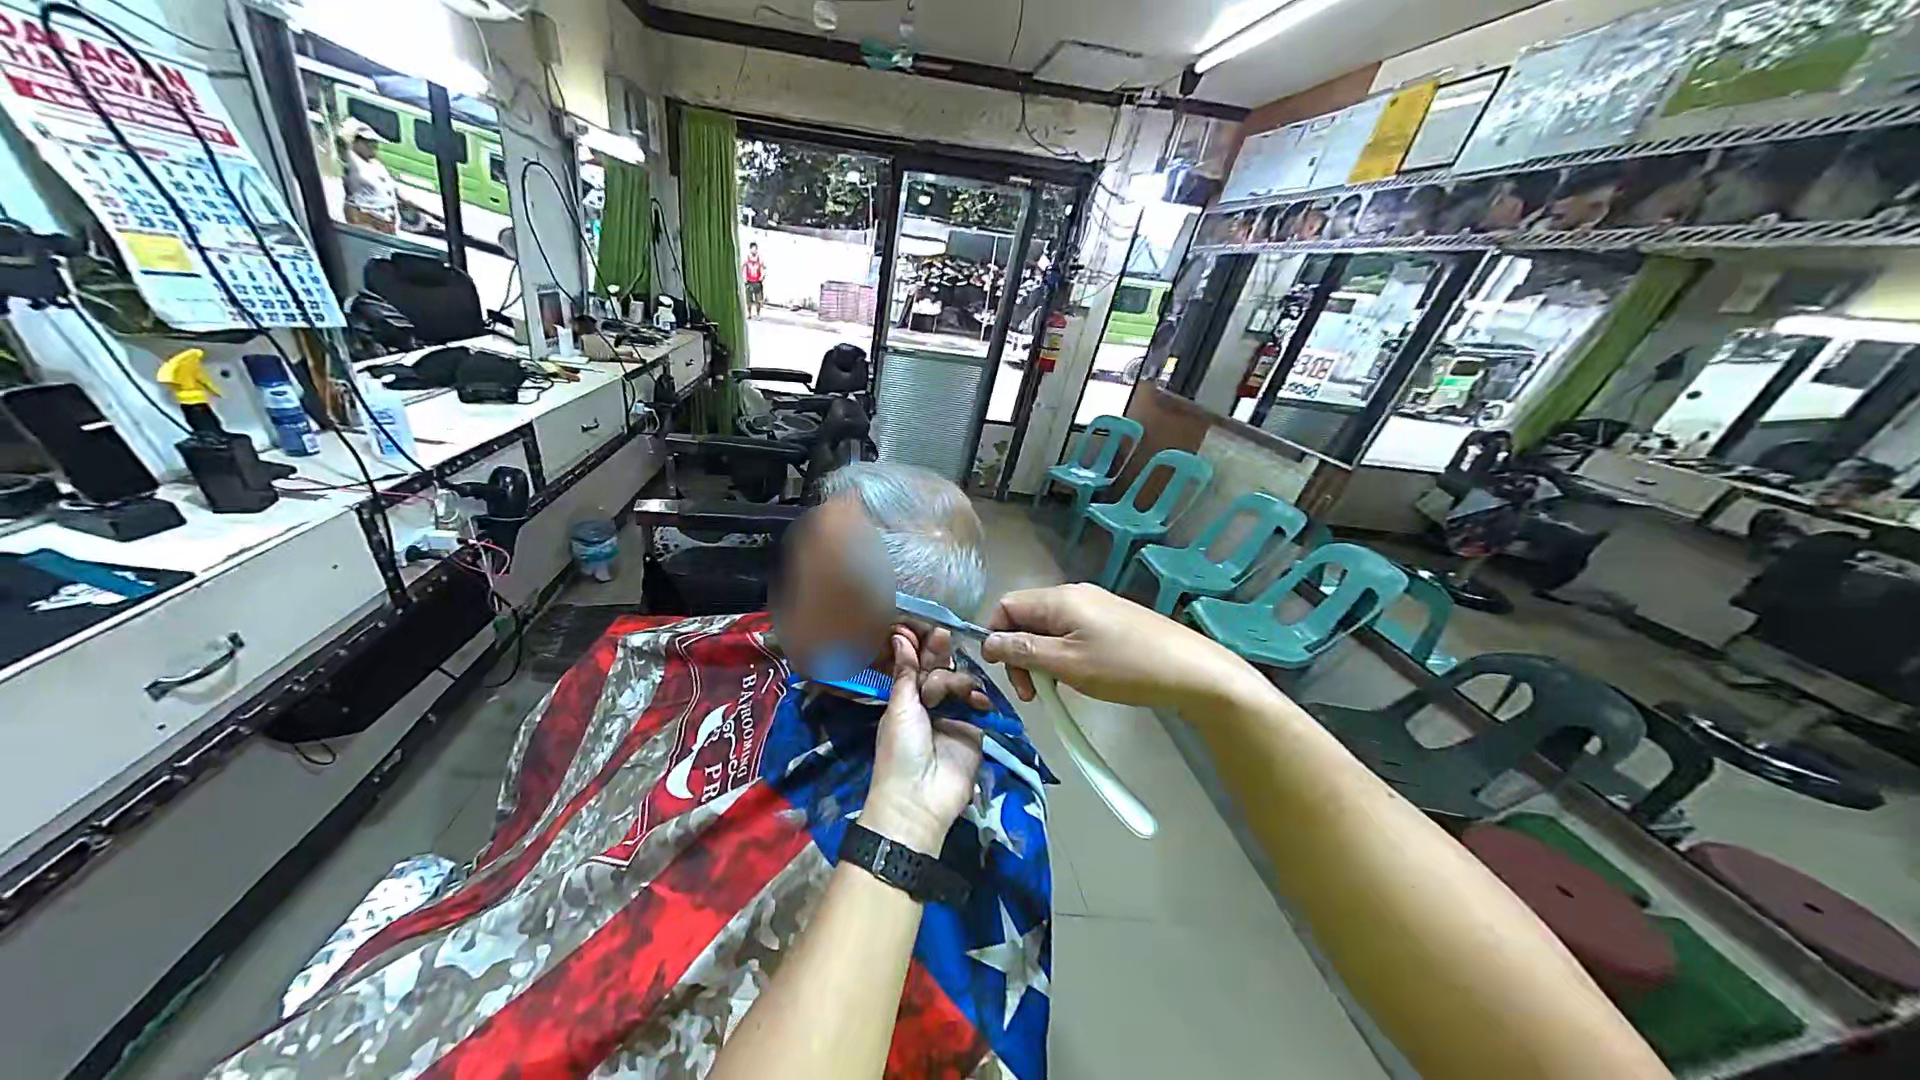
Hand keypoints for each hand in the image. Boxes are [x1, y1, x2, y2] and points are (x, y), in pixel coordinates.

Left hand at [864, 632, 984, 856]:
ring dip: (956, 681)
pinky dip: (979, 698)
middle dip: (939, 654)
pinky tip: (976, 699)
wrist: (919, 798)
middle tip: (941, 636)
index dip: (920, 648)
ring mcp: (954, 716)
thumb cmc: (900, 751)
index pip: (917, 666)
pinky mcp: (975, 730)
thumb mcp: (899, 708)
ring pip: (961, 683)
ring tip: (947, 694)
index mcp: (906, 700)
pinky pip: (980, 704)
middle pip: (941, 670)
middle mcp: (930, 705)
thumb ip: (906, 672)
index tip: (922, 626)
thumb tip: (899, 637)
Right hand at [981, 583, 1270, 713]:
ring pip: (1049, 628)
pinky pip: (1072, 633)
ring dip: (1042, 658)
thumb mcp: (1066, 663)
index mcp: (1060, 598)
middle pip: (1026, 617)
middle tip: (1032, 693)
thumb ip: (1023, 651)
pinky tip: (1079, 678)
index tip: (1006, 673)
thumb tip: (987, 641)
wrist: (1191, 671)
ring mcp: (1096, 606)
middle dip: (1020, 653)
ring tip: (1056, 689)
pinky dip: (1064, 655)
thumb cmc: (1123, 667)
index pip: (1006, 606)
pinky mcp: (1112, 621)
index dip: (996, 637)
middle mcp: (1075, 594)